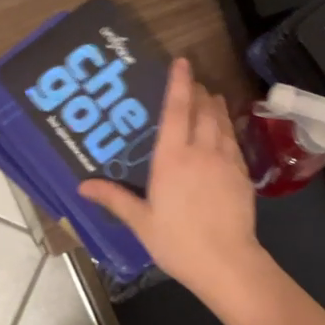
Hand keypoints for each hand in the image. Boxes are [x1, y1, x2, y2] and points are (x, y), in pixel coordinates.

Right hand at [79, 58, 266, 297]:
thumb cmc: (178, 242)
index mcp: (173, 158)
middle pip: (203, 110)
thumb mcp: (141, 222)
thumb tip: (82, 186)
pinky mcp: (242, 175)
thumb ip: (115, 199)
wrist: (227, 262)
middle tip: (193, 83)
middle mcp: (201, 151)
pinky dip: (229, 129)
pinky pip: (235, 142)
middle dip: (199, 92)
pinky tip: (226, 133)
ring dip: (216, 107)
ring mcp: (226, 162)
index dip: (179, 83)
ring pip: (222, 123)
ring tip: (212, 98)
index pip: (176, 110)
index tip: (182, 62)